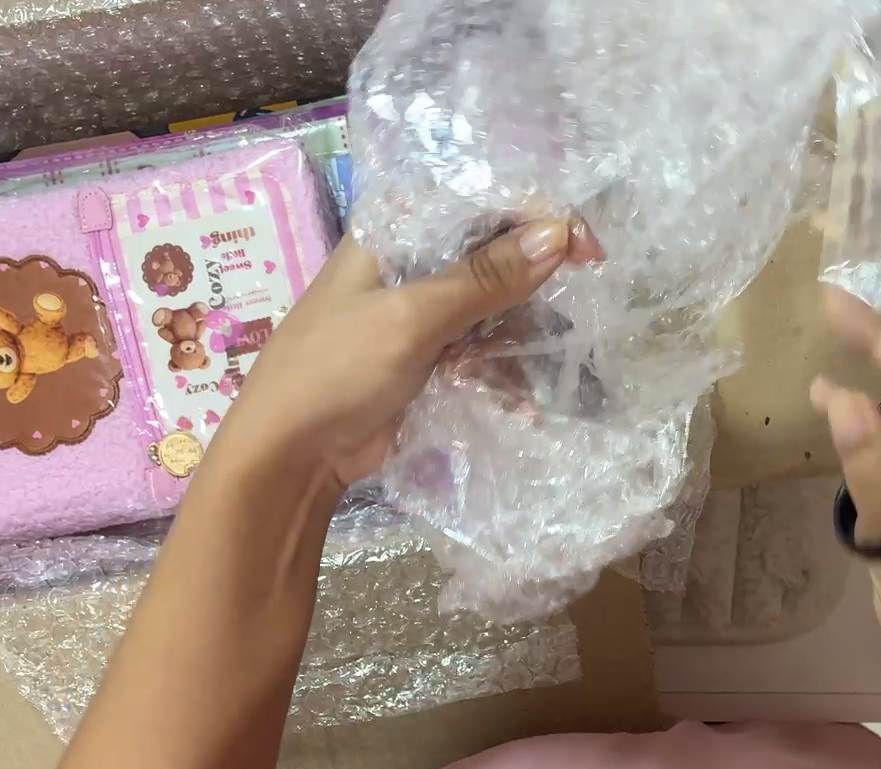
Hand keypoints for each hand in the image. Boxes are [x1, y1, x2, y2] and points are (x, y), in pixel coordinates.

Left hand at [212, 218, 584, 489]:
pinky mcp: (431, 360)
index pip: (478, 203)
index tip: (586, 248)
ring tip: (530, 373)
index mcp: (394, 233)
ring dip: (520, 338)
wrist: (294, 454)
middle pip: (492, 256)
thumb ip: (483, 278)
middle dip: (533, 285)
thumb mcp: (411, 318)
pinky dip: (505, 373)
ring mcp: (422, 316)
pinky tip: (520, 403)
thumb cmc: (337, 371)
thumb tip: (558, 233)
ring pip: (494, 309)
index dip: (535, 216)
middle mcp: (411, 266)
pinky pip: (484, 352)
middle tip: (566, 318)